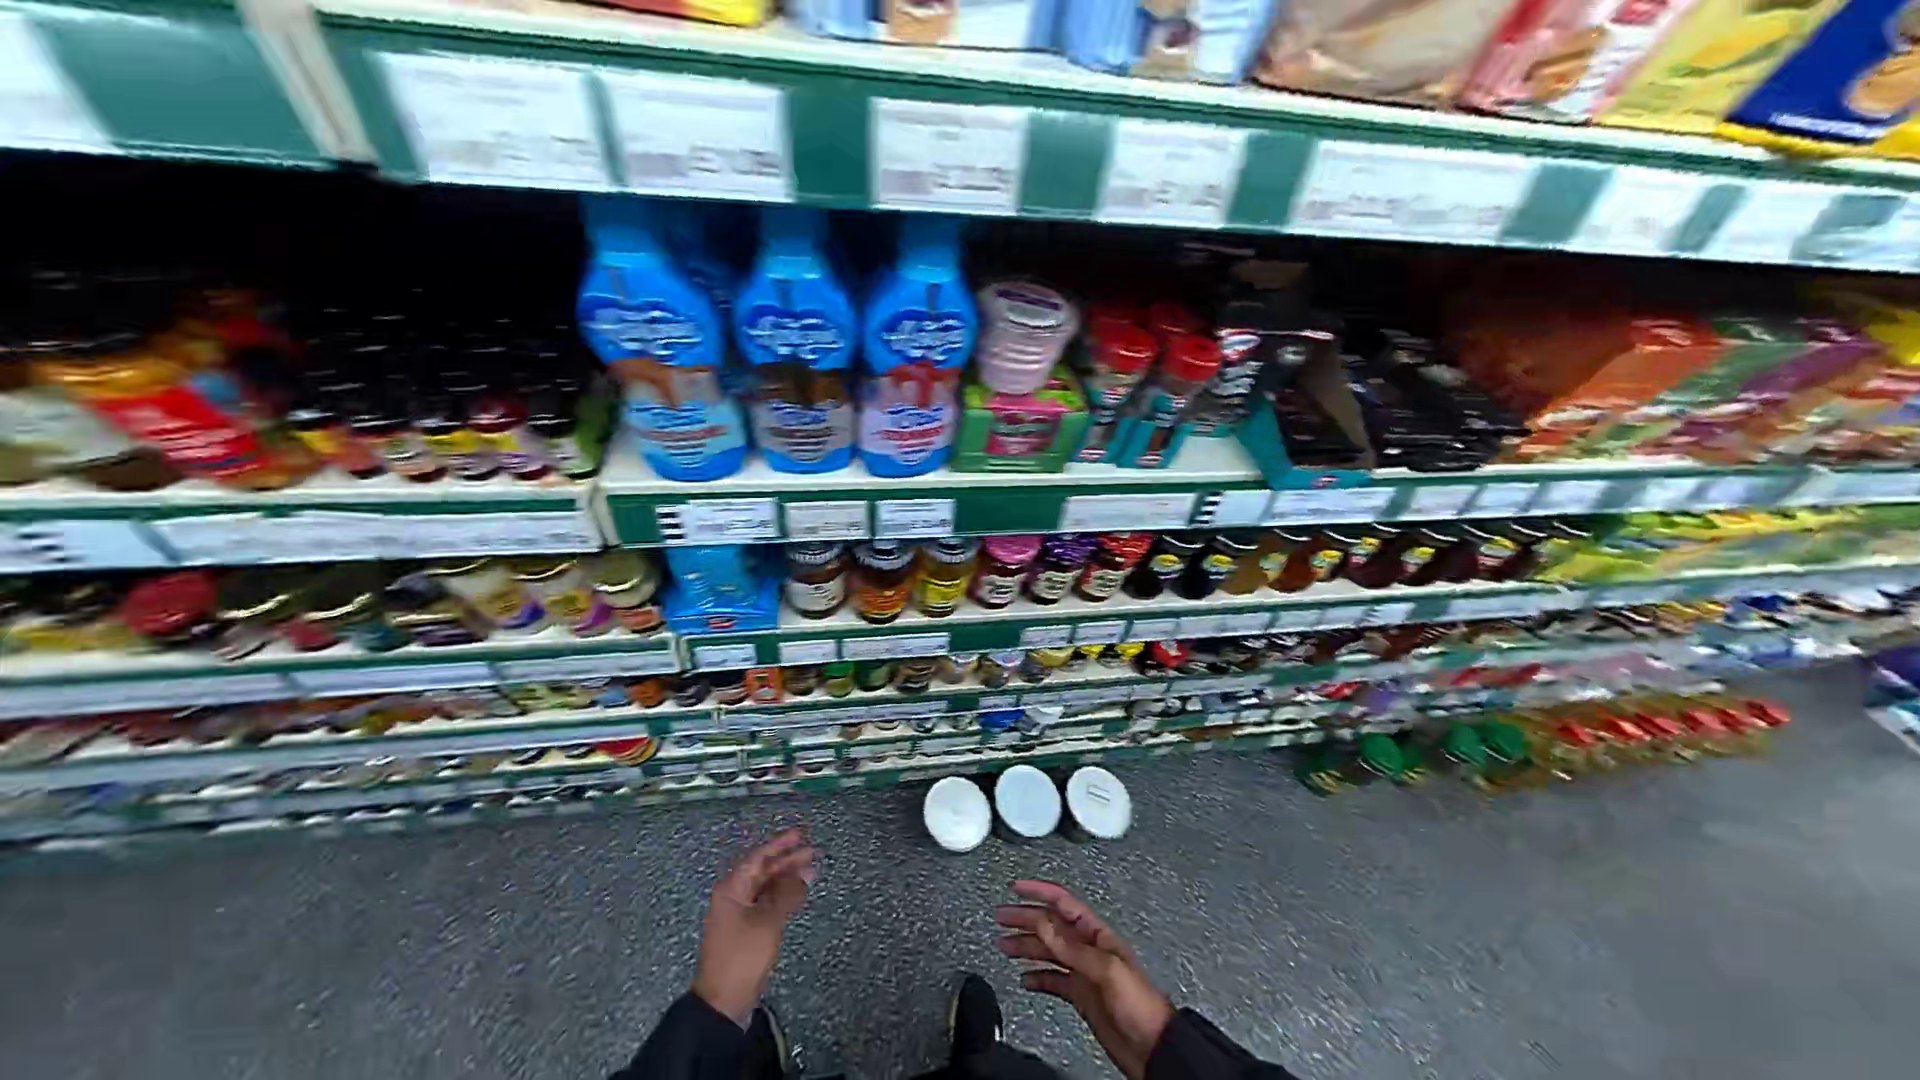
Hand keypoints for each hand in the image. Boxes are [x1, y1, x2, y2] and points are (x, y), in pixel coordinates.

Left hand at [690, 828, 816, 1027]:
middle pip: (764, 871)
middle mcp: (734, 896)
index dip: (780, 845)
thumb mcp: (768, 921)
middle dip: (788, 861)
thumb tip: (801, 876)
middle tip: (813, 852)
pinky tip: (799, 895)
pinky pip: (768, 903)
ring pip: (767, 887)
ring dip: (788, 879)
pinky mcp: (747, 930)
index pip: (759, 857)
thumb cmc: (743, 955)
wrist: (723, 1001)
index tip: (800, 835)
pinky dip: (784, 896)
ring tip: (812, 871)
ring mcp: (740, 914)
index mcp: (732, 888)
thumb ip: (786, 894)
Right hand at [996, 880, 1174, 1079]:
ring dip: (1025, 945)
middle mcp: (1088, 950)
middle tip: (1001, 917)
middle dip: (1024, 918)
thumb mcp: (1104, 968)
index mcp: (1096, 935)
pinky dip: (1037, 977)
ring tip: (1005, 944)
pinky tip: (1026, 978)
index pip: (1063, 903)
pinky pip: (1053, 980)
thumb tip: (1042, 921)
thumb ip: (1070, 946)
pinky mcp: (1082, 995)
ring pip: (1047, 951)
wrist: (1154, 1047)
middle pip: (1050, 926)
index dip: (1039, 892)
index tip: (1017, 888)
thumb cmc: (1141, 1004)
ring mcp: (1084, 972)